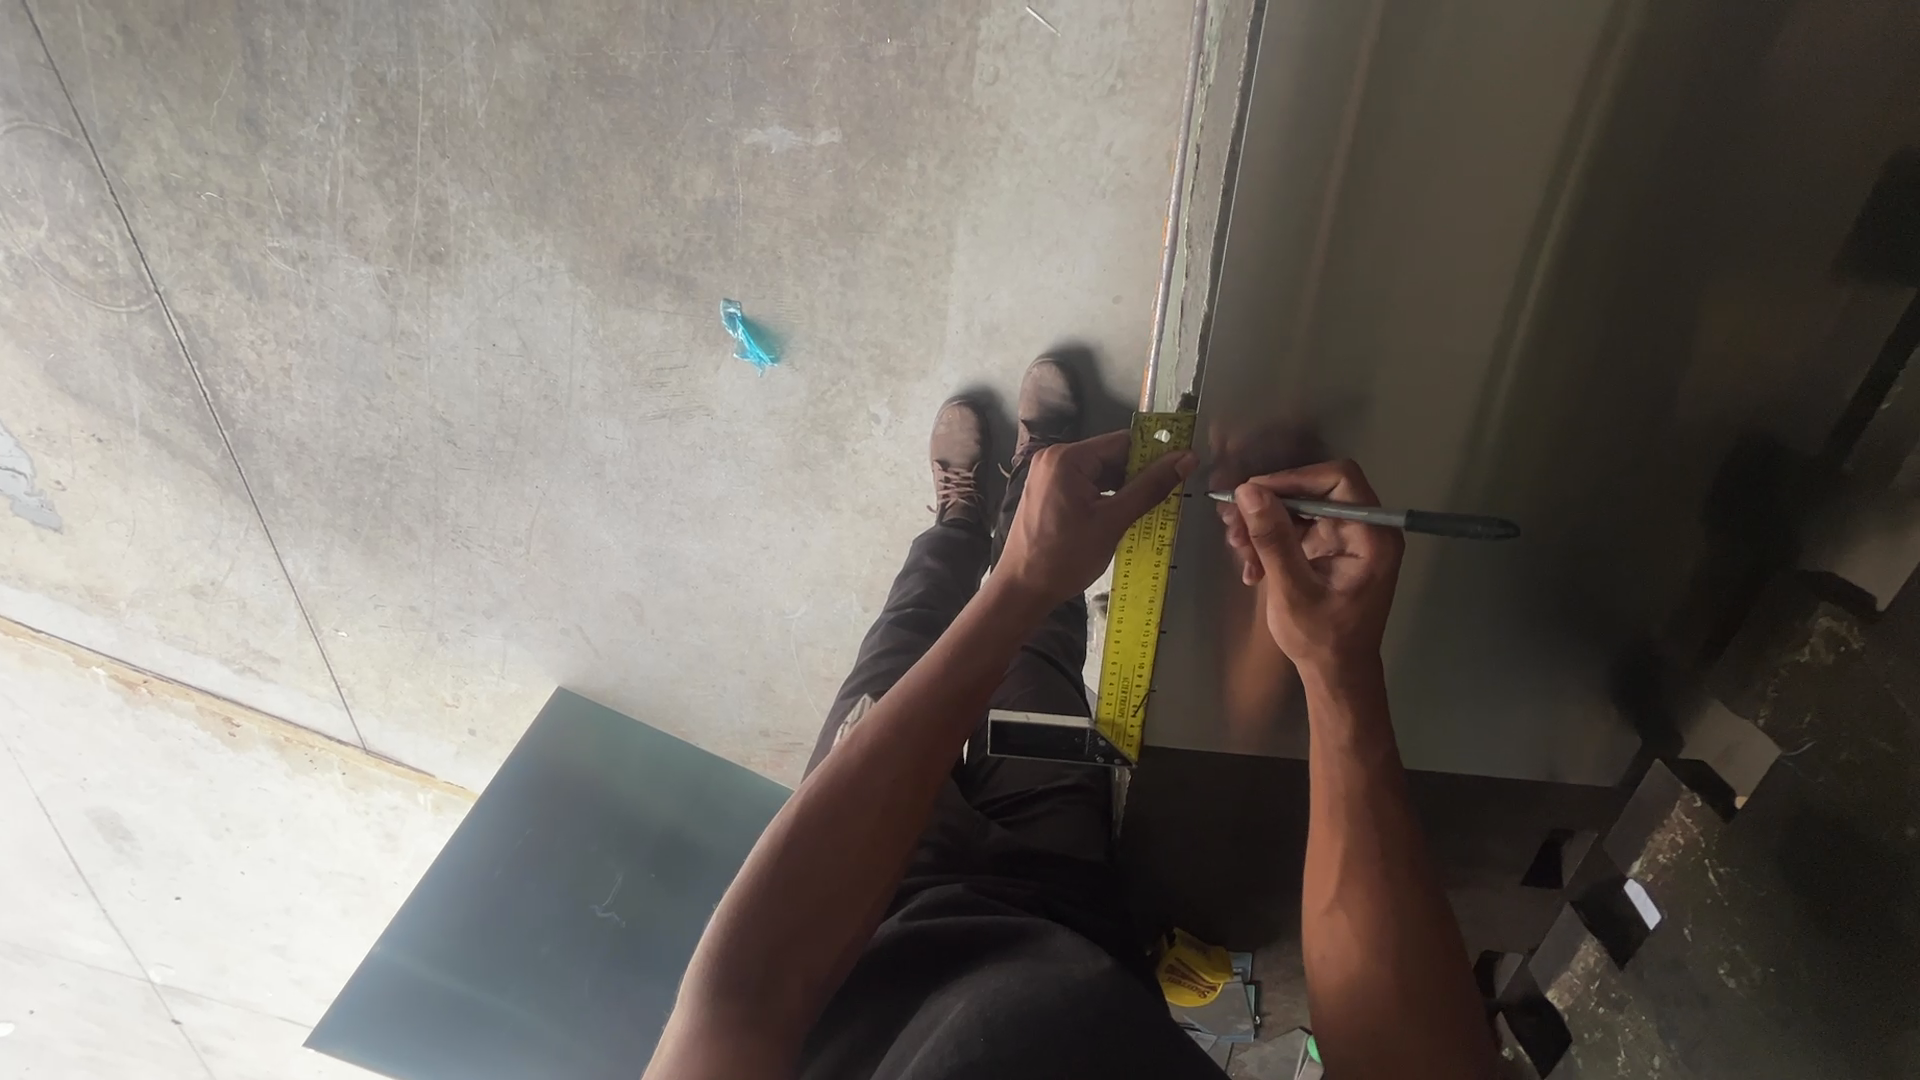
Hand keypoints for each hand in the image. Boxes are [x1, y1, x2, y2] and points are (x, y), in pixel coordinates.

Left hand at [997, 431, 1196, 607]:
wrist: (1022, 589)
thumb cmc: (1065, 557)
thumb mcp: (1113, 521)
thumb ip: (1151, 487)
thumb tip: (1187, 459)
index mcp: (1067, 458)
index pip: (1122, 443)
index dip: (1155, 454)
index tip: (1184, 468)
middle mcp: (1054, 458)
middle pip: (1110, 456)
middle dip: (1140, 474)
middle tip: (1172, 493)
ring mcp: (1047, 476)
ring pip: (1099, 473)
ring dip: (1125, 488)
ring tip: (1152, 507)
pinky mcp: (1047, 493)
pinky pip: (1085, 486)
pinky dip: (1106, 497)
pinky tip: (1124, 513)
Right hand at [1216, 459, 1402, 677]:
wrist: (1333, 672)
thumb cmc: (1322, 637)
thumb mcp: (1292, 588)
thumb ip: (1273, 538)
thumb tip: (1248, 492)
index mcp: (1371, 535)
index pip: (1338, 480)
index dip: (1293, 479)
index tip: (1253, 494)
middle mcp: (1363, 529)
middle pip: (1312, 492)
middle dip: (1269, 506)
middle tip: (1234, 524)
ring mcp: (1344, 540)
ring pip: (1297, 510)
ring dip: (1262, 525)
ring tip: (1237, 548)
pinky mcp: (1327, 550)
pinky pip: (1294, 530)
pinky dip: (1268, 542)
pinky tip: (1251, 566)